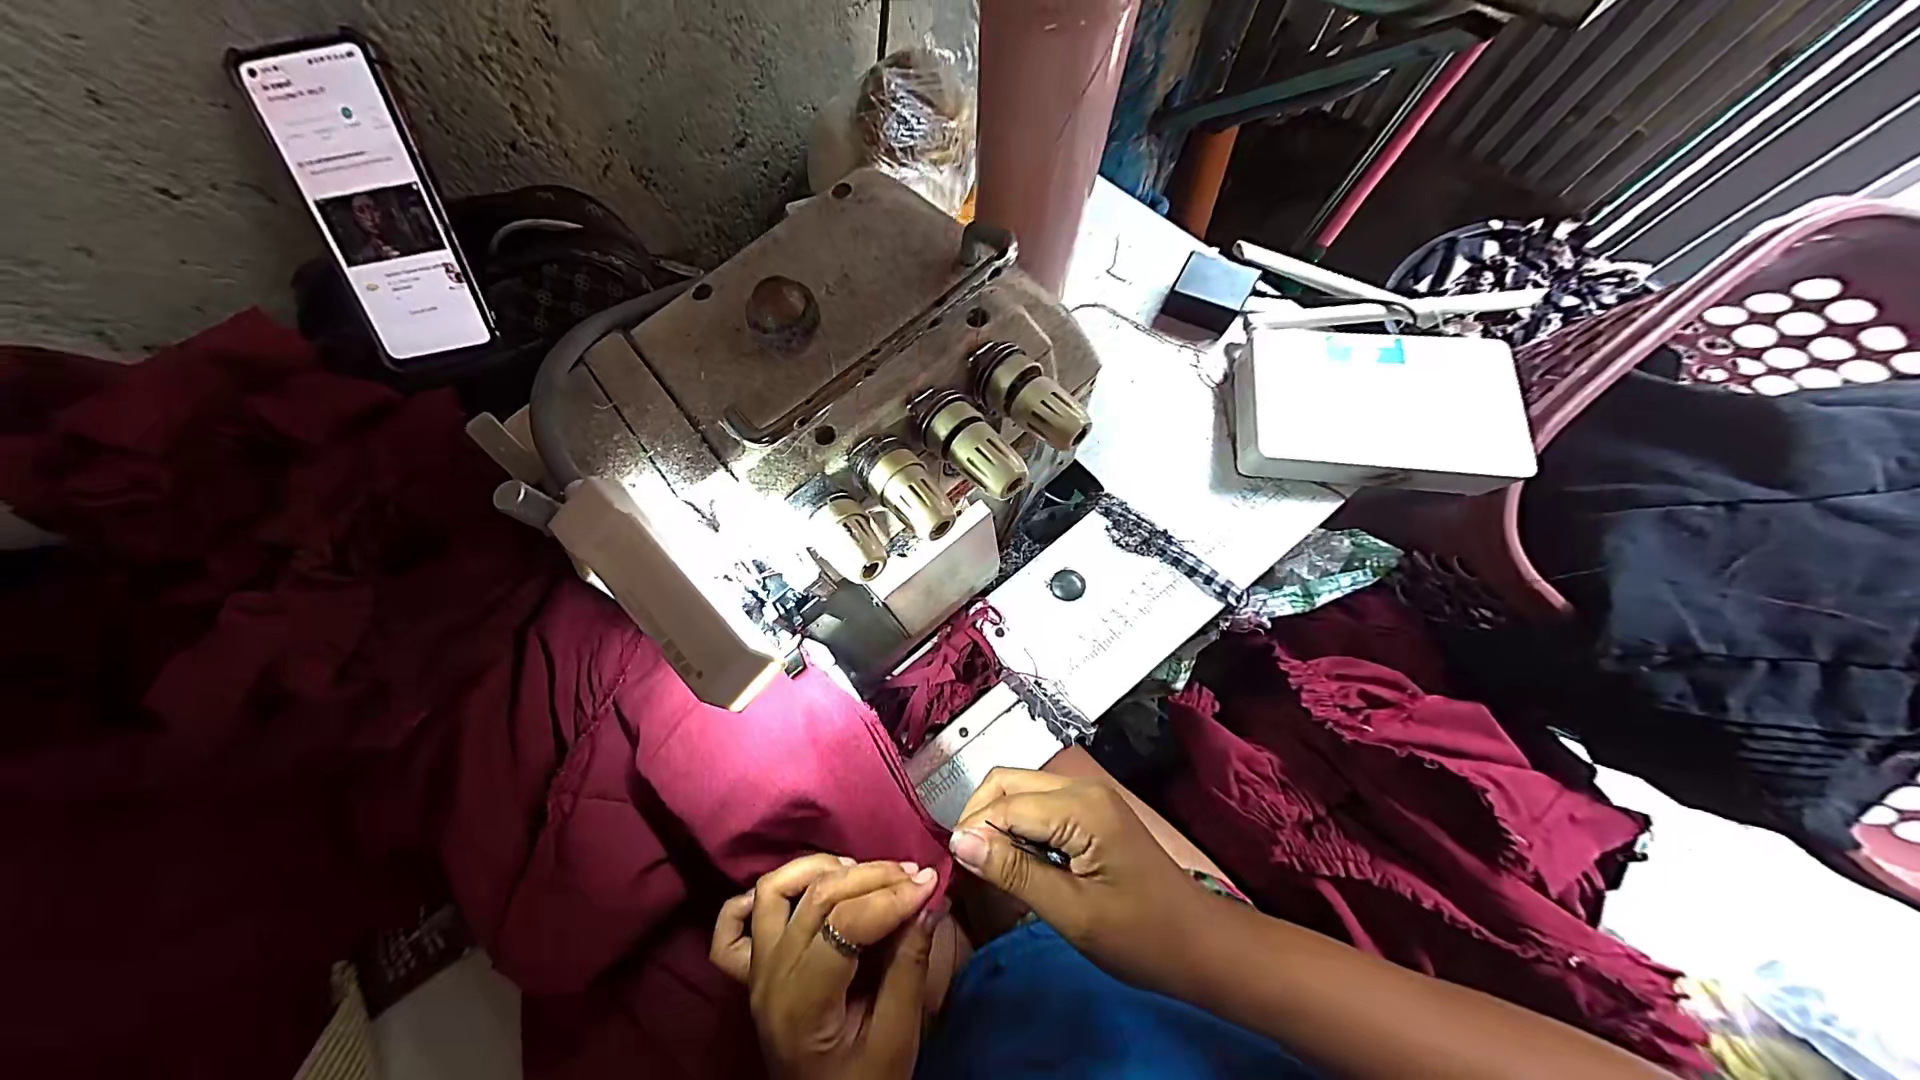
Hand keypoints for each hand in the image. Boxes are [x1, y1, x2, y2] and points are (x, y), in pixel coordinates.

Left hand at [708, 853, 940, 1079]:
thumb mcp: (897, 1040)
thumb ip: (910, 967)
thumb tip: (929, 902)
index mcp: (802, 1004)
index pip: (845, 923)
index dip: (891, 895)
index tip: (930, 881)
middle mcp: (770, 978)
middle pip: (817, 897)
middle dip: (872, 874)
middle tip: (914, 873)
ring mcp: (755, 970)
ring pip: (775, 891)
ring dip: (822, 870)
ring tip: (865, 872)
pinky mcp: (751, 969)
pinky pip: (735, 923)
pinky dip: (766, 896)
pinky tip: (802, 886)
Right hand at [949, 767, 1210, 990]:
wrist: (1200, 944)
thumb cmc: (1142, 935)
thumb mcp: (1072, 911)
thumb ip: (1014, 871)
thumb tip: (960, 842)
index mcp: (1080, 807)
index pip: (1004, 804)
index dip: (973, 834)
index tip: (956, 870)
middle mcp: (1082, 787)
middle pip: (1007, 782)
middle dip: (980, 818)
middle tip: (971, 865)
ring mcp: (1088, 795)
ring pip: (1020, 790)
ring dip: (997, 821)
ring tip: (992, 867)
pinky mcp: (1091, 809)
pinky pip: (1039, 804)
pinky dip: (1019, 826)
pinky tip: (1019, 861)